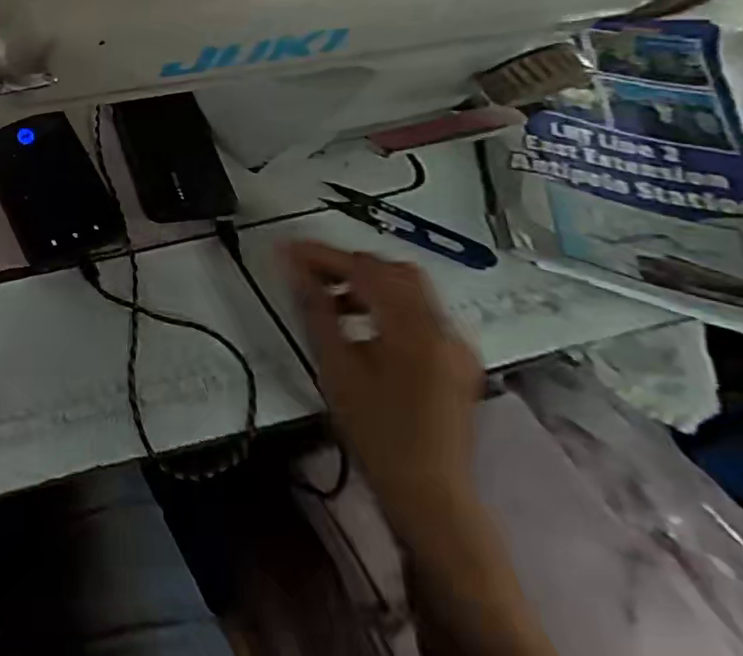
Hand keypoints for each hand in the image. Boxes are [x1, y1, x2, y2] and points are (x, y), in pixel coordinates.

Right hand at [280, 241, 482, 535]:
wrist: (428, 493)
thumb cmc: (376, 433)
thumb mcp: (336, 368)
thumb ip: (316, 311)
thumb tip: (295, 270)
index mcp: (413, 327)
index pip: (365, 269)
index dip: (323, 255)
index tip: (287, 249)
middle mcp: (442, 328)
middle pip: (395, 271)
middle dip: (349, 264)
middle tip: (308, 271)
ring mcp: (454, 344)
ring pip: (410, 290)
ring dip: (369, 284)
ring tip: (329, 299)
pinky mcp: (455, 360)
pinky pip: (420, 313)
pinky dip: (388, 306)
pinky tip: (361, 325)